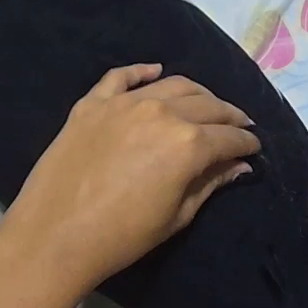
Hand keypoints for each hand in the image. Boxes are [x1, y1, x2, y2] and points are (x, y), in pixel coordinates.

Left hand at [0, 64, 259, 291]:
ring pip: (173, 85)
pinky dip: (143, 71)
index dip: (247, 143)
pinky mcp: (92, 104)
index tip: (254, 148)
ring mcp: (124, 103)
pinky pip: (122, 77)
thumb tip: (238, 165)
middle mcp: (163, 112)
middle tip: (239, 125)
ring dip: (198, 93)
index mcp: (189, 144)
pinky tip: (156, 71)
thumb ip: (210, 182)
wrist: (54, 236)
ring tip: (207, 104)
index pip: (230, 137)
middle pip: (208, 105)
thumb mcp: (177, 215)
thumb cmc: (123, 236)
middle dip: (230, 115)